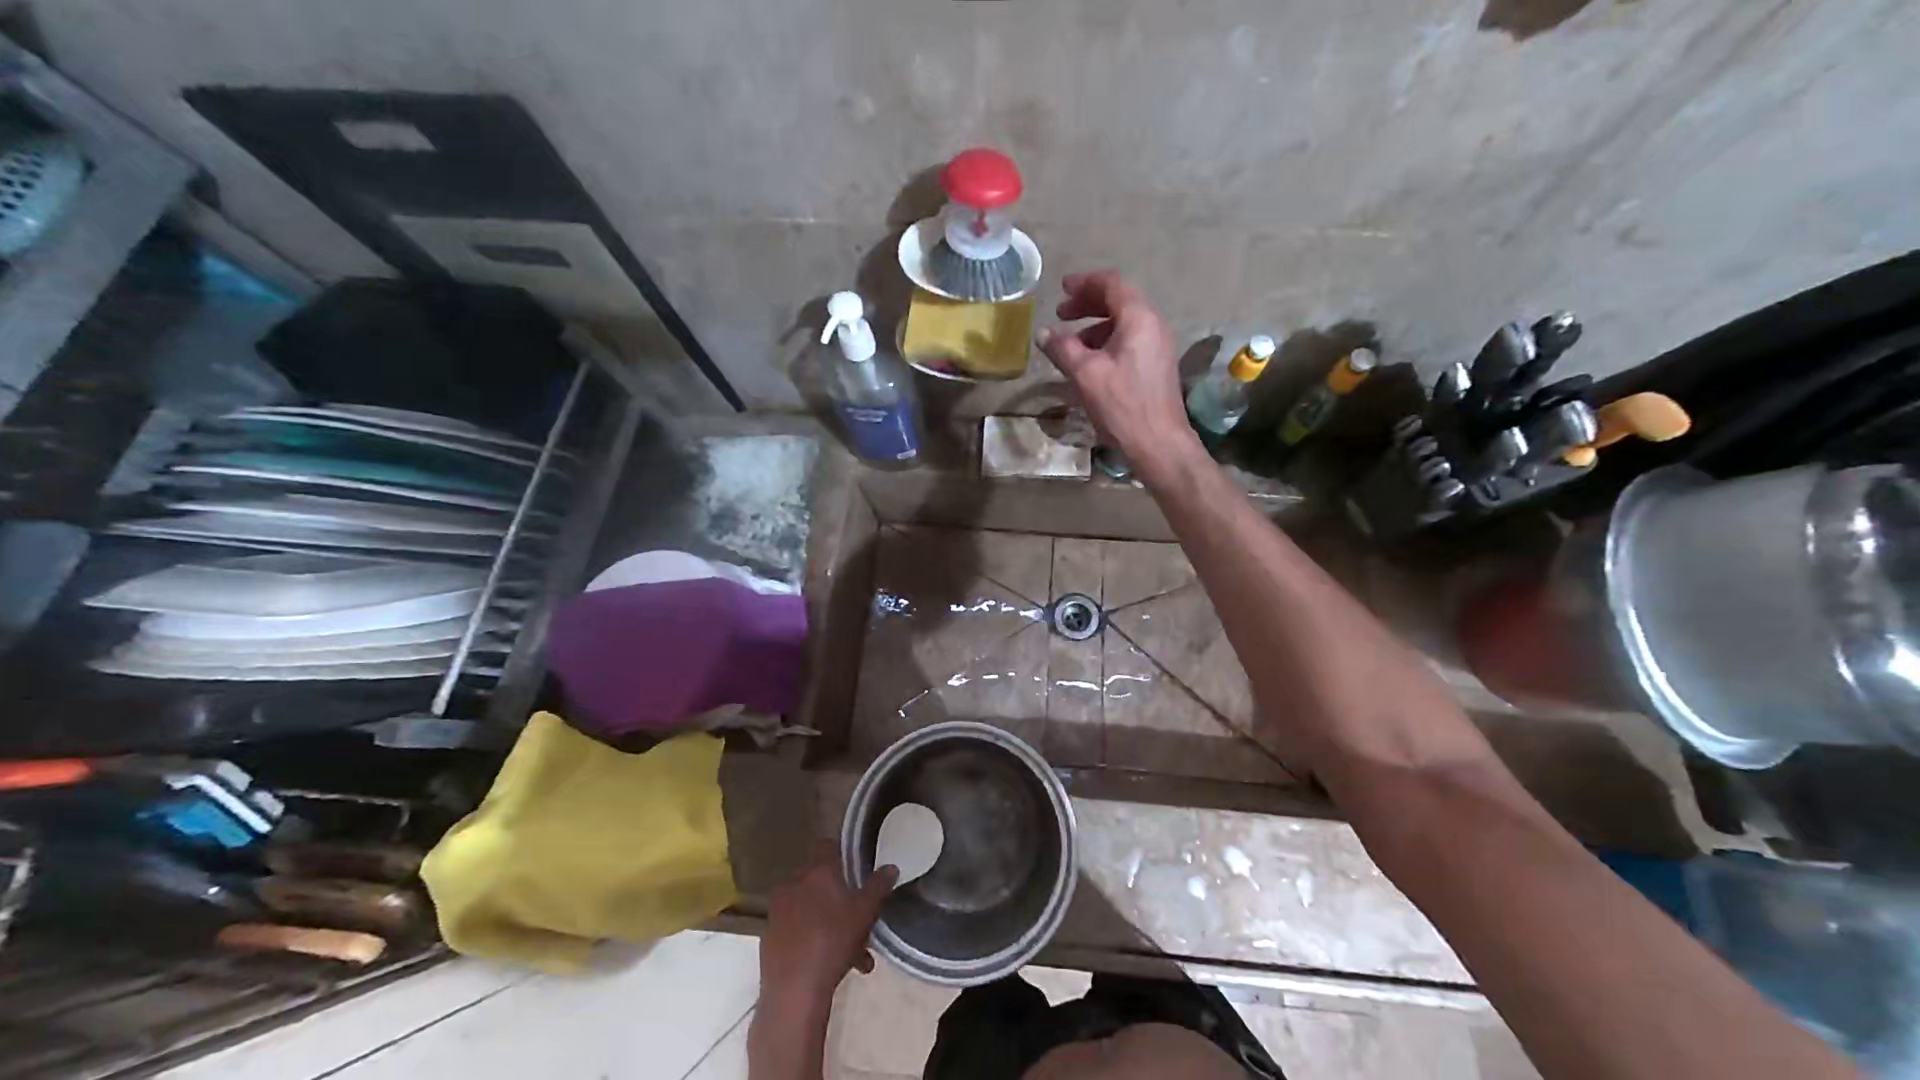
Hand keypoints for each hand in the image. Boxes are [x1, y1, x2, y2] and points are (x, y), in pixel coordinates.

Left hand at [760, 842, 896, 1002]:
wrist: (793, 991)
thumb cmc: (833, 942)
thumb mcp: (865, 913)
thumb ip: (879, 886)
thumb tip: (890, 867)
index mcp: (816, 871)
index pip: (827, 846)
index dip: (842, 854)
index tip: (856, 869)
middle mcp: (793, 884)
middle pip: (821, 882)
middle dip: (841, 899)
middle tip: (860, 921)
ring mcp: (777, 911)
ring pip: (812, 910)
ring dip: (832, 925)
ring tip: (854, 955)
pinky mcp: (769, 936)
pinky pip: (797, 930)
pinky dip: (813, 940)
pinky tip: (830, 964)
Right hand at [1037, 271, 1198, 472]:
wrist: (1159, 443)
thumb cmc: (1122, 405)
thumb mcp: (1085, 374)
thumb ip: (1062, 348)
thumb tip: (1043, 333)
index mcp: (1139, 318)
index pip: (1111, 284)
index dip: (1084, 283)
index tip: (1061, 289)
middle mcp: (1153, 324)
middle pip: (1119, 300)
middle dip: (1088, 304)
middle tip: (1061, 314)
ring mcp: (1158, 345)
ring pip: (1124, 322)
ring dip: (1095, 325)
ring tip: (1071, 343)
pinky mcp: (1156, 364)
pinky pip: (1130, 340)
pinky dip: (1106, 341)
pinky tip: (1089, 362)